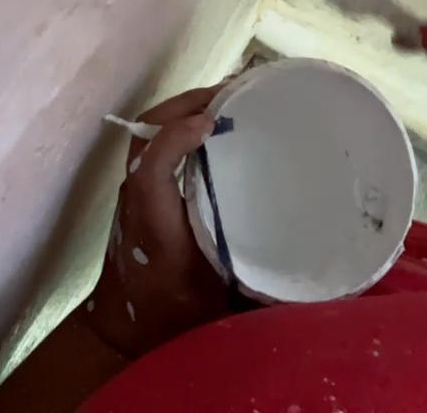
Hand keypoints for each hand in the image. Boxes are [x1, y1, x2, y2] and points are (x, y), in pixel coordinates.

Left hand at [83, 85, 232, 358]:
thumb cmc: (172, 318)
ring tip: (229, 103)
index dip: (176, 137)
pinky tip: (214, 127)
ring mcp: (134, 190)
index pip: (150, 170)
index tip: (213, 123)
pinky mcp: (139, 189)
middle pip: (148, 131)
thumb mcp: (217, 304)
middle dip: (189, 103)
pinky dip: (182, 123)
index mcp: (155, 226)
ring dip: (185, 109)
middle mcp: (138, 198)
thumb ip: (257, 288)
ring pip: (150, 130)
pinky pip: (155, 139)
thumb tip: (305, 265)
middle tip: (236, 94)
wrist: (121, 332)